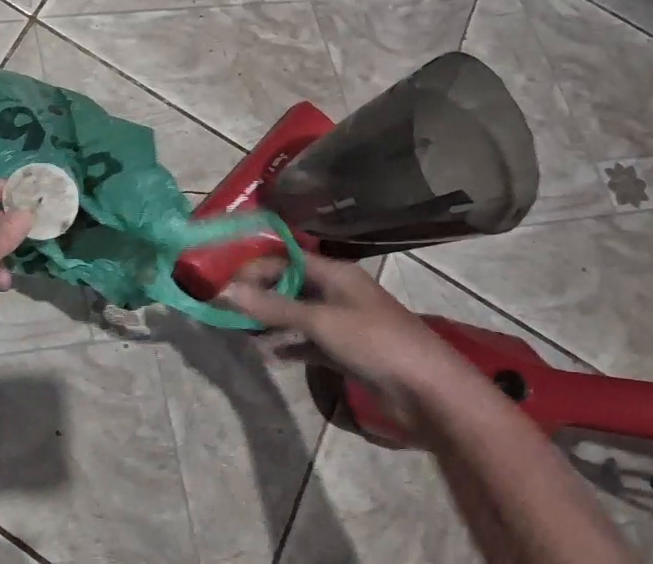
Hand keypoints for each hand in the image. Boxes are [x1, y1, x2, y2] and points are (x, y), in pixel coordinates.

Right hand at [220, 254, 482, 441]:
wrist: (431, 394)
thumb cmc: (375, 343)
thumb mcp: (318, 321)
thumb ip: (270, 306)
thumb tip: (221, 290)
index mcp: (334, 273)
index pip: (283, 258)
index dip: (253, 267)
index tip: (223, 283)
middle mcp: (336, 292)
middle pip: (288, 285)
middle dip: (257, 294)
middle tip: (225, 308)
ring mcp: (342, 323)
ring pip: (295, 315)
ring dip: (269, 321)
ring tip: (240, 333)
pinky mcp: (346, 352)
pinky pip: (307, 342)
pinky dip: (287, 345)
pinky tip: (267, 354)